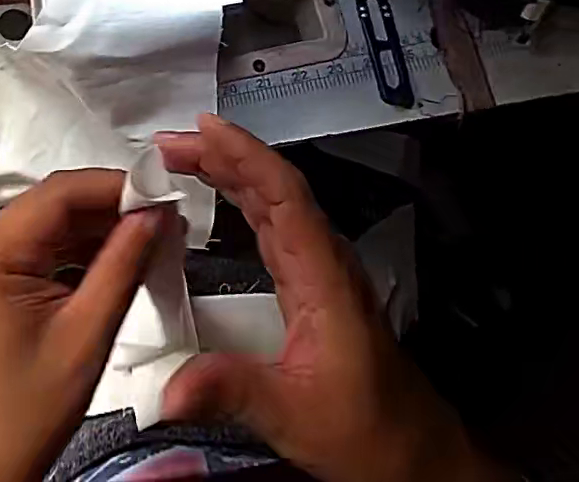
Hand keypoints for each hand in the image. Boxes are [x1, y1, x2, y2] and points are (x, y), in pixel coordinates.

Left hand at [0, 169, 178, 481]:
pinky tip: (115, 257)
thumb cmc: (15, 418)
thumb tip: (151, 215)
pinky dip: (79, 247)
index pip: (62, 191)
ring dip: (100, 228)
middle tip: (161, 218)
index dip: (117, 186)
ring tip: (147, 239)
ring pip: (53, 219)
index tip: (157, 191)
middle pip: (58, 202)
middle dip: (113, 209)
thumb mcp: (85, 336)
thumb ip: (123, 264)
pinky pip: (42, 239)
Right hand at [156, 115, 513, 481]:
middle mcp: (318, 253)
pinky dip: (237, 192)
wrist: (409, 448)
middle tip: (170, 143)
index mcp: (321, 270)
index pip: (282, 192)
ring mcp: (313, 260)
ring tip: (182, 154)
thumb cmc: (367, 429)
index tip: (205, 129)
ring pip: (268, 195)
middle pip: (270, 182)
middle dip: (221, 153)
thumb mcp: (295, 415)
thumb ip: (232, 392)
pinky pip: (267, 215)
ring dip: (227, 168)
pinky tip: (215, 188)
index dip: (244, 153)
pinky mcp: (304, 273)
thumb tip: (169, 389)